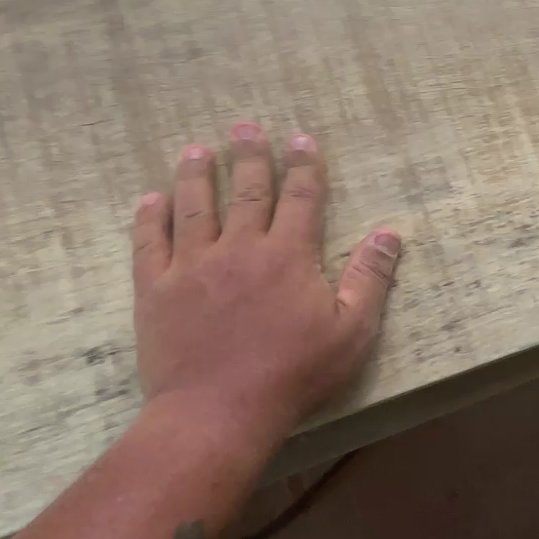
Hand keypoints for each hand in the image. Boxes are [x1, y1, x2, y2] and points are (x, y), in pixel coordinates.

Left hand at [130, 122, 400, 438]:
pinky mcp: (155, 291)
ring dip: (198, 175)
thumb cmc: (295, 372)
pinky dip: (150, 218)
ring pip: (194, 208)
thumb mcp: (353, 330)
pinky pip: (148, 243)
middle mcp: (240, 249)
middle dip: (252, 157)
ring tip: (198, 149)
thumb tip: (389, 233)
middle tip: (246, 127)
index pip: (301, 198)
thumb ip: (370, 278)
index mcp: (290, 255)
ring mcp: (192, 267)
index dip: (305, 166)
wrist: (218, 411)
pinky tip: (152, 199)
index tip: (302, 139)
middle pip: (248, 192)